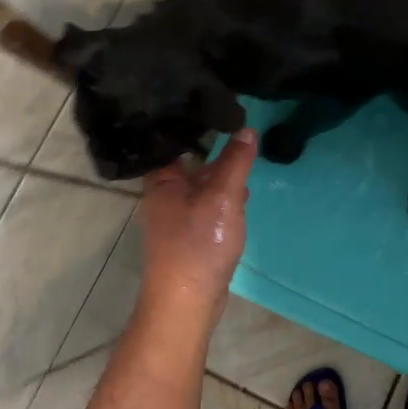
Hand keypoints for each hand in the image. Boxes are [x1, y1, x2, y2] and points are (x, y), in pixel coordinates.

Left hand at [138, 128, 258, 324]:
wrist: (186, 301)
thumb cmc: (199, 243)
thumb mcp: (224, 196)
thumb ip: (236, 161)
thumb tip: (246, 129)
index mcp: (161, 180)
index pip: (174, 140)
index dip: (196, 124)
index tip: (221, 107)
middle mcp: (162, 195)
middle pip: (189, 162)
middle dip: (215, 152)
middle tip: (240, 133)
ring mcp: (173, 217)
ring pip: (199, 185)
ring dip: (220, 177)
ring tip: (245, 163)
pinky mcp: (187, 236)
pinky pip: (205, 206)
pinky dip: (221, 199)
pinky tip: (240, 199)